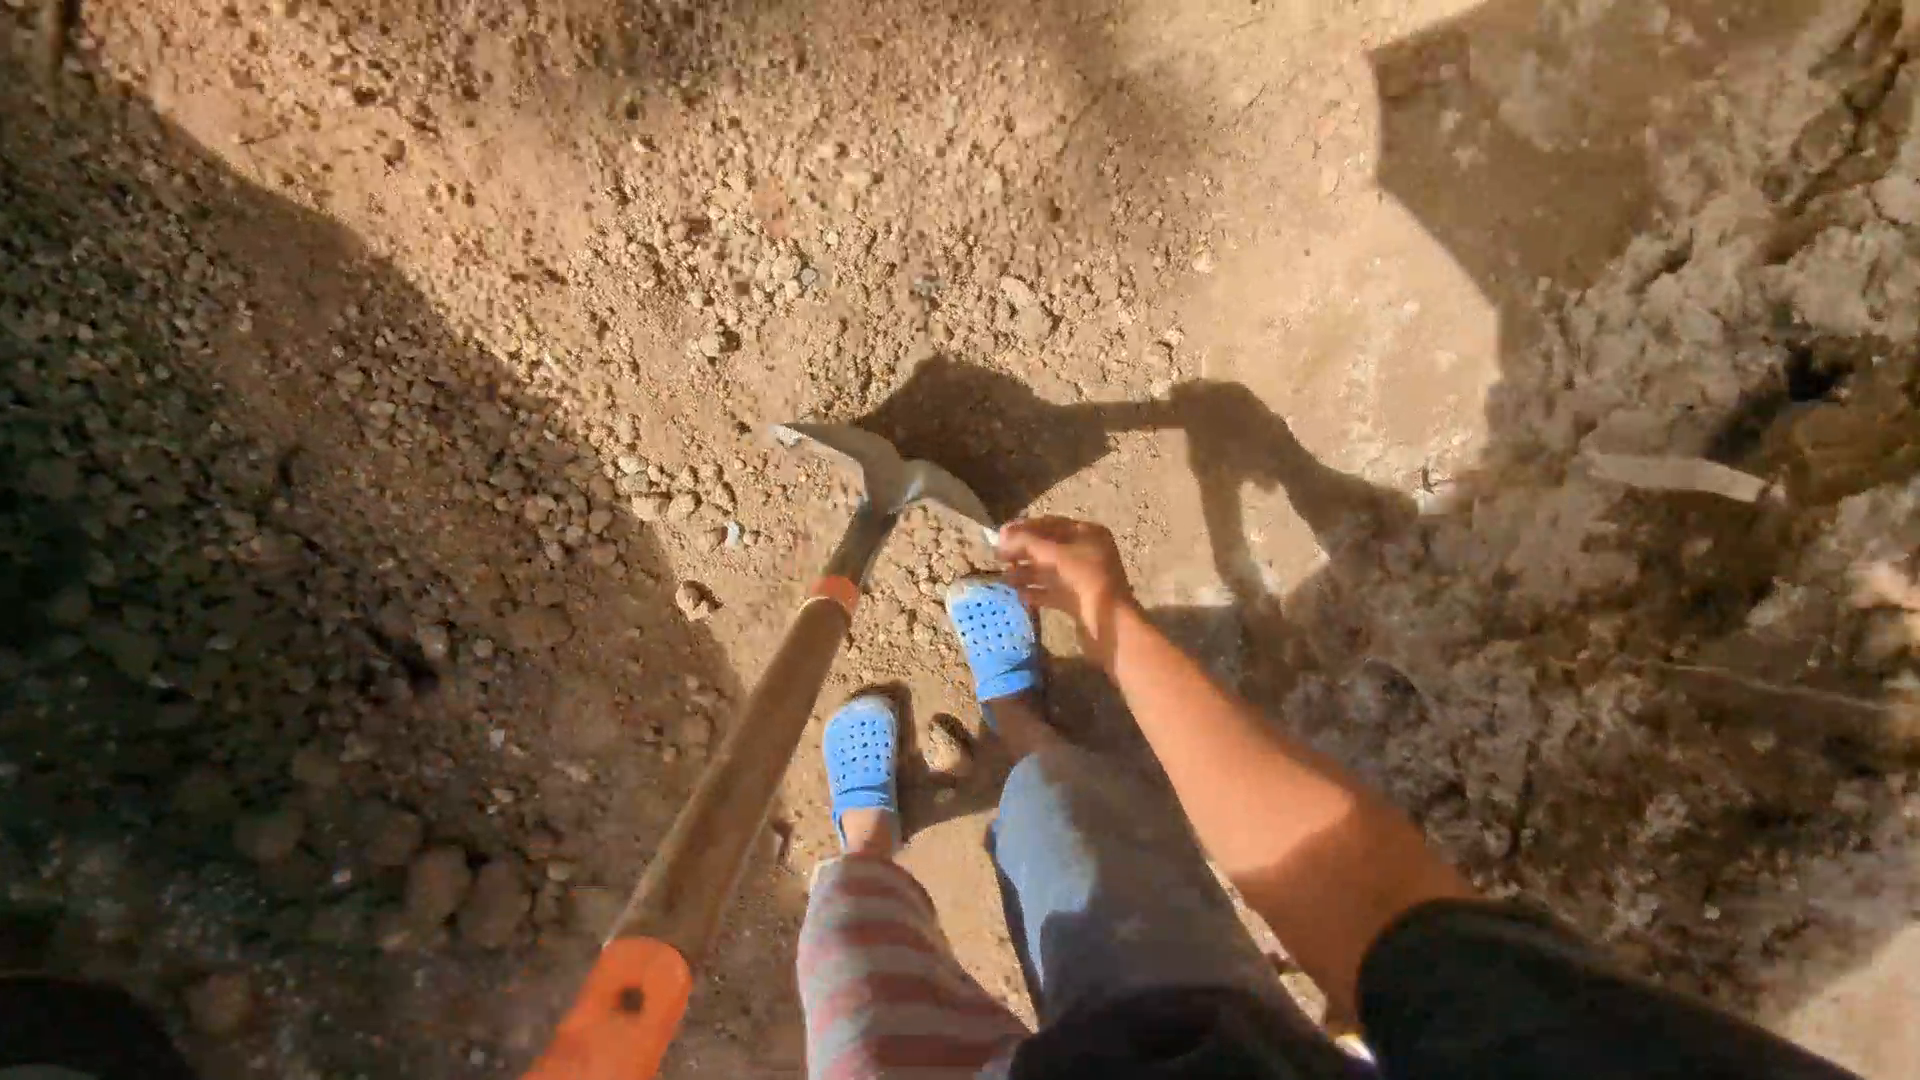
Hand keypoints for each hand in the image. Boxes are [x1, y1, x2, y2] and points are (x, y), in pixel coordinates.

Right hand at [997, 517, 1139, 666]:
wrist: (1109, 624)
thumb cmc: (1084, 580)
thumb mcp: (1053, 555)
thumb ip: (1025, 542)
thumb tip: (1002, 536)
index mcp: (1088, 534)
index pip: (1050, 523)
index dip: (1024, 528)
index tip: (1000, 536)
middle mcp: (1088, 552)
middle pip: (1048, 547)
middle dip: (1023, 552)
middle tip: (998, 557)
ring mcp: (1084, 578)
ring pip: (1049, 571)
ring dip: (1026, 572)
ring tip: (1004, 578)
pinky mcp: (1079, 601)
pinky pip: (1052, 591)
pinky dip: (1035, 591)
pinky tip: (1018, 594)